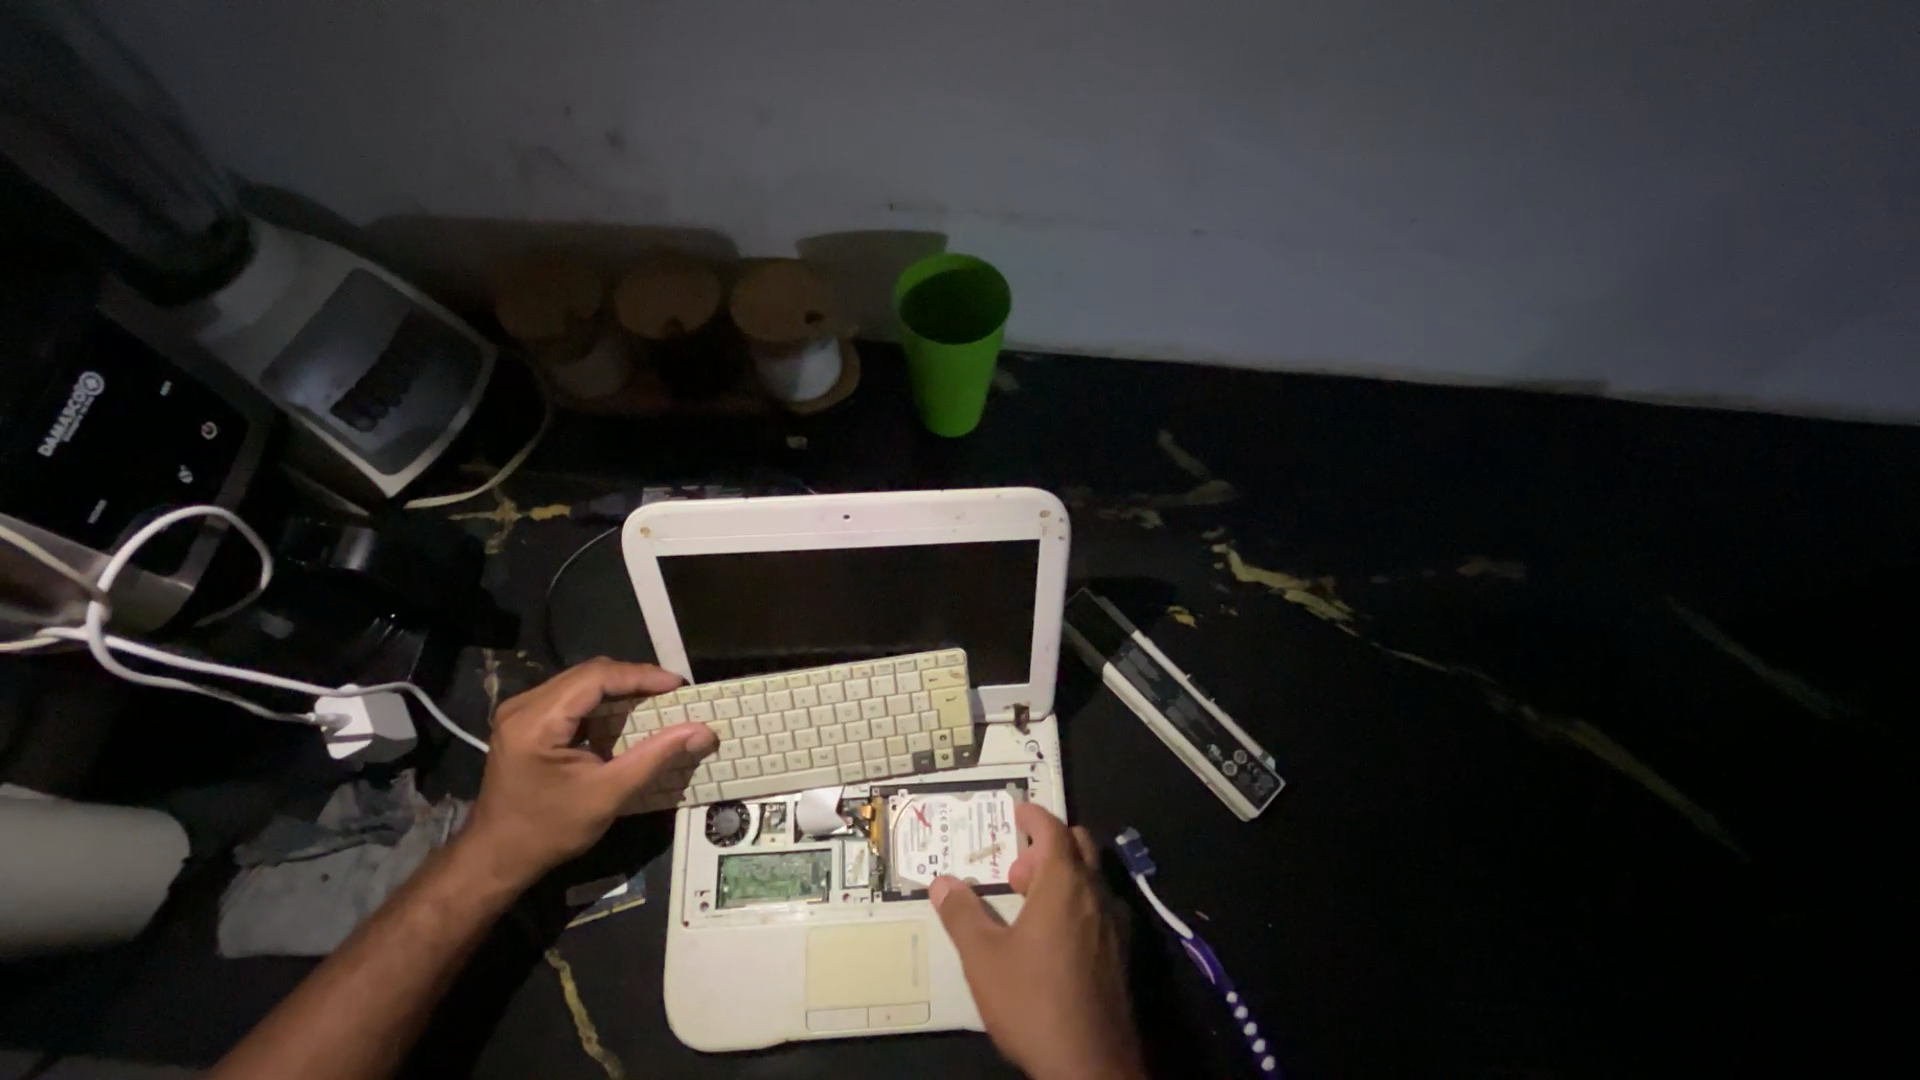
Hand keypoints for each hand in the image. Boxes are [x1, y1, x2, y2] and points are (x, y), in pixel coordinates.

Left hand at [460, 658, 714, 885]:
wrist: (498, 856)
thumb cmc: (550, 829)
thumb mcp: (609, 794)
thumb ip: (656, 756)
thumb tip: (702, 731)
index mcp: (536, 721)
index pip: (596, 678)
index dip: (641, 676)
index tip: (679, 685)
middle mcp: (524, 706)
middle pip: (589, 674)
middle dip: (634, 679)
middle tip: (673, 693)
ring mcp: (521, 711)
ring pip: (582, 681)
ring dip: (621, 688)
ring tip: (657, 699)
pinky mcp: (526, 720)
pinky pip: (572, 696)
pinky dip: (604, 700)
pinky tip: (627, 713)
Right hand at [931, 804, 1146, 1079]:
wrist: (1091, 1065)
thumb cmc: (1033, 1002)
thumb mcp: (984, 958)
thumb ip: (962, 915)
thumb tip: (942, 882)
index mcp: (1064, 884)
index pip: (1053, 830)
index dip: (1034, 816)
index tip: (1017, 811)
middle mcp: (1094, 895)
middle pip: (1079, 846)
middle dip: (1048, 846)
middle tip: (1015, 869)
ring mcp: (1113, 925)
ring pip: (1091, 878)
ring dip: (1062, 875)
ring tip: (1027, 903)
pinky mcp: (1120, 954)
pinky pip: (1099, 907)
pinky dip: (1077, 902)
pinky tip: (1053, 935)